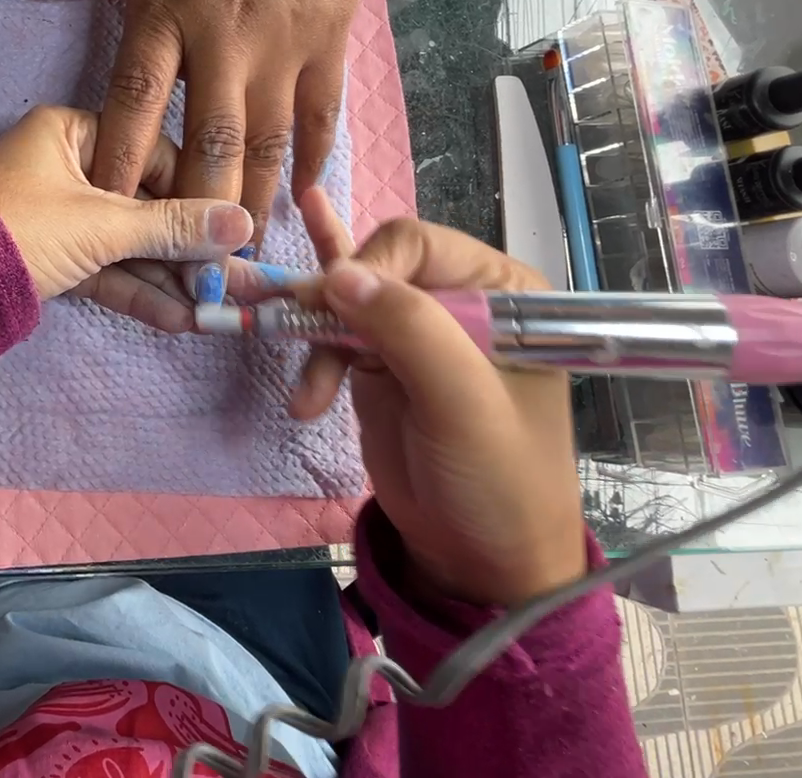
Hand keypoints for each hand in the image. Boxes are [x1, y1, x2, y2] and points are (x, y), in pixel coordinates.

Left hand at [0, 106, 252, 332]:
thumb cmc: (19, 229)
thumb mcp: (100, 224)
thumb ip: (172, 226)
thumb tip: (241, 224)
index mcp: (69, 133)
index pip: (151, 153)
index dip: (194, 193)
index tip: (231, 230)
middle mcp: (64, 168)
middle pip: (141, 204)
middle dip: (185, 248)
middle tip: (232, 279)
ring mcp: (56, 217)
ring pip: (124, 244)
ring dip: (166, 278)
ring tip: (214, 309)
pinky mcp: (49, 258)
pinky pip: (102, 269)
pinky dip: (135, 292)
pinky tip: (178, 319)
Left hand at [2, 0, 415, 237]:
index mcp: (163, 8)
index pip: (133, 101)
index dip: (120, 163)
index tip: (108, 216)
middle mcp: (220, 35)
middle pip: (203, 138)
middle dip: (196, 206)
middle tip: (189, 261)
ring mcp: (280, 41)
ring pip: (263, 140)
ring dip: (252, 200)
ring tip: (240, 249)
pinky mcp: (330, 40)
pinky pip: (319, 116)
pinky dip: (311, 161)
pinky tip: (299, 198)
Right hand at [233, 190, 585, 607]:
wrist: (475, 555)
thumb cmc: (495, 482)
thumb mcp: (461, 405)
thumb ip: (409, 331)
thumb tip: (336, 275)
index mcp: (503, 293)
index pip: (418, 246)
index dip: (369, 268)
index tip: (331, 309)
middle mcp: (459, 300)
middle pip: (373, 267)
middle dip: (333, 304)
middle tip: (304, 340)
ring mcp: (414, 331)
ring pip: (343, 300)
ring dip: (315, 341)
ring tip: (308, 397)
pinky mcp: (379, 361)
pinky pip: (334, 332)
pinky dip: (311, 348)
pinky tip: (298, 366)